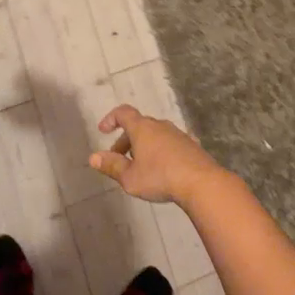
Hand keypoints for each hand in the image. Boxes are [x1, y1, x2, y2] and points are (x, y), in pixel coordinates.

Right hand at [89, 105, 229, 204]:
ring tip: (138, 168)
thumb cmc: (159, 177)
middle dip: (125, 141)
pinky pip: (167, 143)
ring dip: (142, 147)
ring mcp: (177, 134)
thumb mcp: (130, 177)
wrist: (201, 182)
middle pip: (138, 126)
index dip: (111, 118)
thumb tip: (93, 157)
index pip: (123, 112)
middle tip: (118, 160)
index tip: (103, 131)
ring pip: (154, 135)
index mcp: (142, 128)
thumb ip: (111, 166)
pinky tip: (160, 171)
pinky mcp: (190, 145)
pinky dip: (158, 151)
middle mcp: (160, 125)